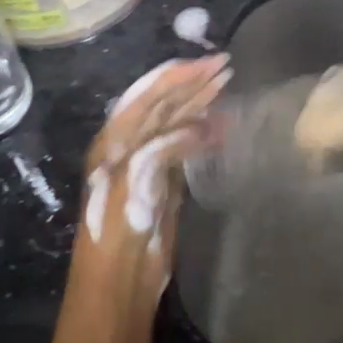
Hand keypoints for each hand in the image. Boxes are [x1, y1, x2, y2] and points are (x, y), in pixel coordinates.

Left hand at [50, 54, 229, 342]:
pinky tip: (223, 124)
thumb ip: (166, 145)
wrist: (117, 280)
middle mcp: (130, 144)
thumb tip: (204, 125)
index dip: (179, 74)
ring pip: (177, 120)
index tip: (210, 62)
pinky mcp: (164, 182)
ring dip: (201, 100)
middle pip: (165, 103)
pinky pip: (186, 144)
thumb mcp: (136, 179)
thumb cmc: (117, 227)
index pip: (149, 93)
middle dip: (194, 82)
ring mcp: (147, 163)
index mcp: (115, 138)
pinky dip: (205, 129)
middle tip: (226, 65)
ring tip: (226, 83)